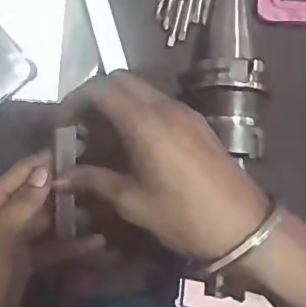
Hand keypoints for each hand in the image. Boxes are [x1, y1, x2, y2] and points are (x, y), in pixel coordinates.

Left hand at [0, 152, 104, 306]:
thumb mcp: (1, 238)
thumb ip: (24, 203)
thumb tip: (44, 169)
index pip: (22, 173)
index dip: (48, 159)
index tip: (81, 146)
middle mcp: (2, 219)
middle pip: (38, 196)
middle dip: (66, 188)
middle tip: (104, 178)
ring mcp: (15, 244)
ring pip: (48, 223)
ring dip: (73, 218)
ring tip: (107, 208)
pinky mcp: (26, 268)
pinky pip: (51, 250)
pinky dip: (71, 247)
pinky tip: (98, 245)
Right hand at [58, 71, 270, 260]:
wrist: (243, 226)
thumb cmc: (185, 216)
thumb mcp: (134, 203)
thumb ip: (96, 181)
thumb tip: (62, 176)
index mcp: (146, 123)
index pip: (101, 90)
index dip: (74, 101)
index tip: (61, 124)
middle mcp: (166, 107)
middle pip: (121, 80)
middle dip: (94, 96)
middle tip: (79, 127)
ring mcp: (185, 112)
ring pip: (142, 89)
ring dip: (117, 102)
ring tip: (102, 136)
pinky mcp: (197, 123)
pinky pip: (160, 102)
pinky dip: (138, 110)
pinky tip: (131, 141)